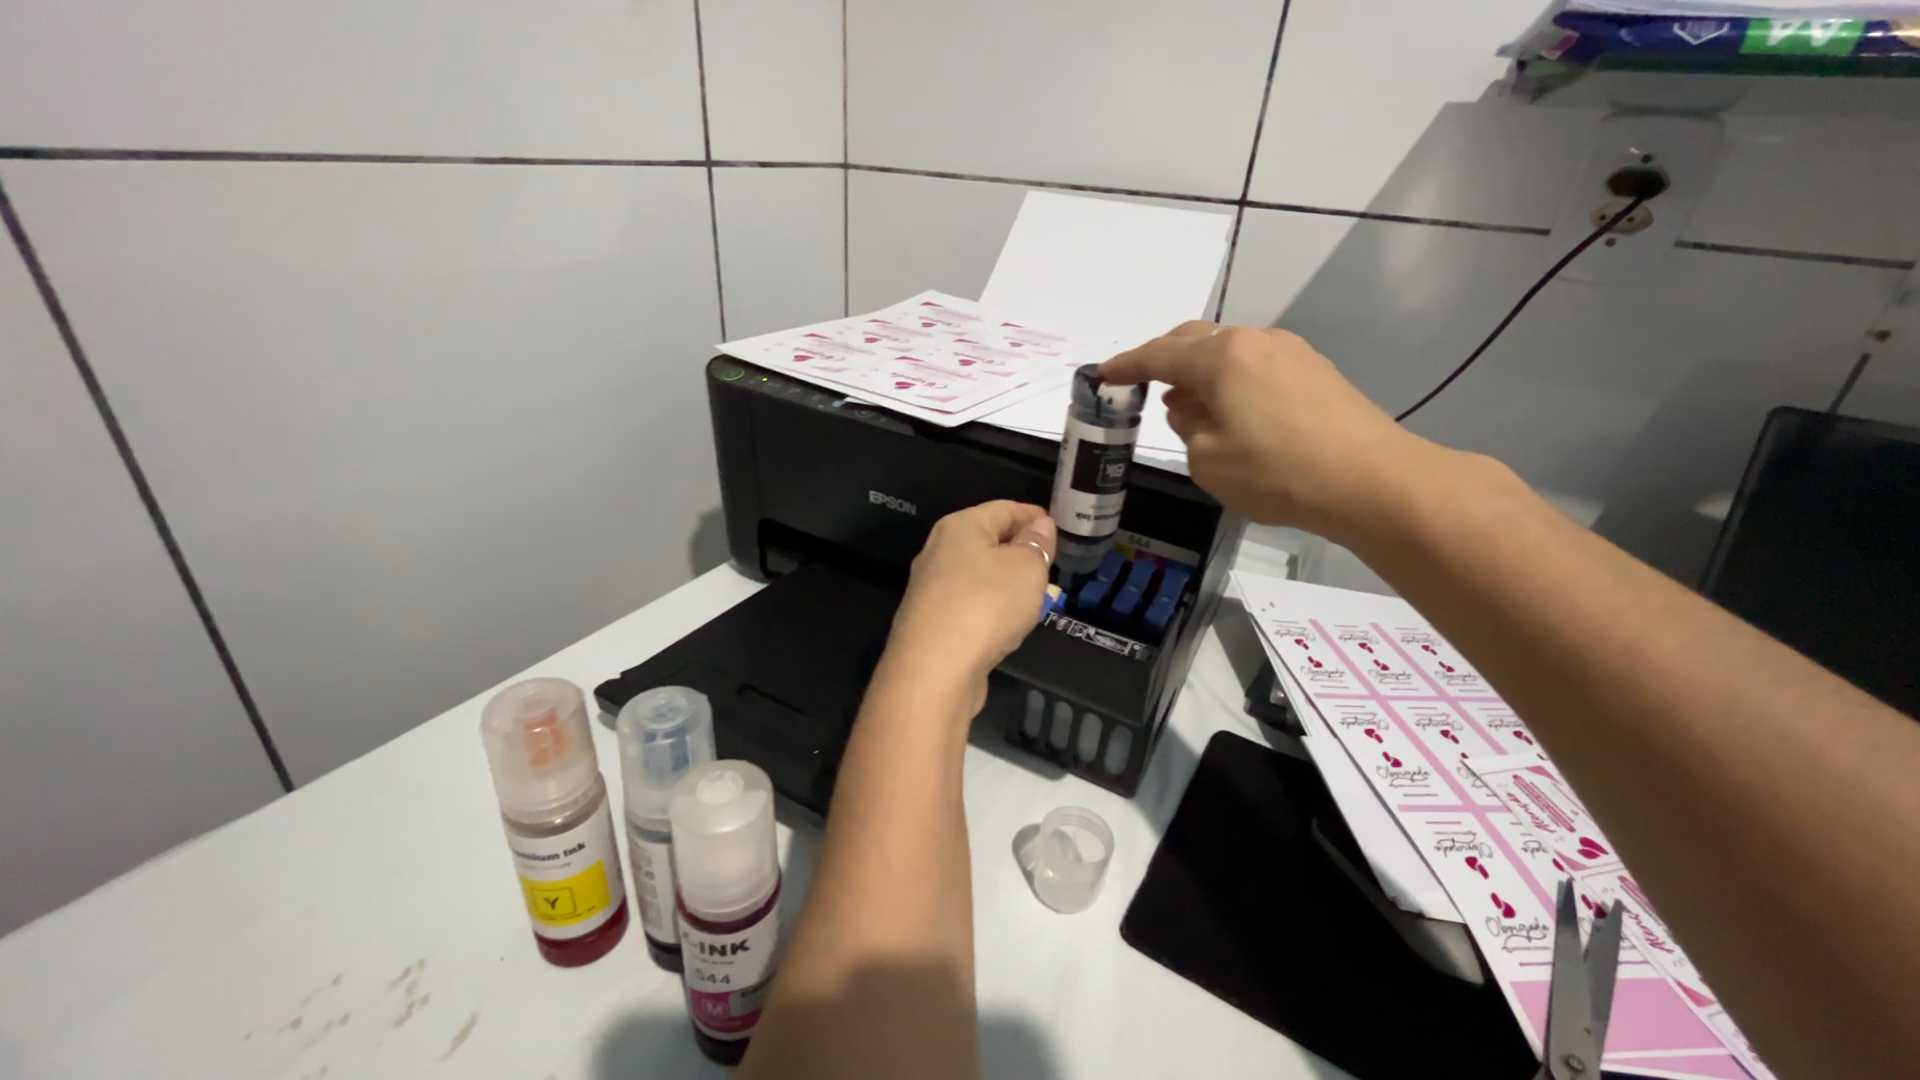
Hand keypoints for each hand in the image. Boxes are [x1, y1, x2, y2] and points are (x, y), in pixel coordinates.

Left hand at [887, 501, 1056, 693]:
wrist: (934, 670)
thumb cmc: (986, 605)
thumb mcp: (1027, 567)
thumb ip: (1037, 544)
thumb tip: (1040, 525)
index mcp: (960, 526)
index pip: (1004, 508)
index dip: (1033, 515)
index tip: (1058, 528)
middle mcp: (939, 551)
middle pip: (987, 541)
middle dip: (1021, 551)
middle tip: (1051, 566)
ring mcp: (931, 589)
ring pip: (979, 576)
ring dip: (1008, 583)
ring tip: (1037, 598)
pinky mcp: (931, 622)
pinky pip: (970, 605)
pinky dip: (992, 609)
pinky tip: (1008, 625)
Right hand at [1101, 322, 1448, 542]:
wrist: (1371, 482)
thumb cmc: (1277, 473)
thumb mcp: (1208, 461)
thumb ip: (1187, 429)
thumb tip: (1190, 411)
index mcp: (1221, 357)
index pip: (1160, 355)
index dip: (1127, 365)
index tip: (1103, 374)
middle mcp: (1255, 341)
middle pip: (1196, 339)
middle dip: (1164, 358)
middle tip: (1142, 383)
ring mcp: (1291, 353)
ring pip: (1229, 351)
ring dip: (1200, 372)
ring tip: (1185, 405)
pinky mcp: (1316, 372)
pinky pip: (1257, 366)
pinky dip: (1232, 381)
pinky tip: (1230, 410)